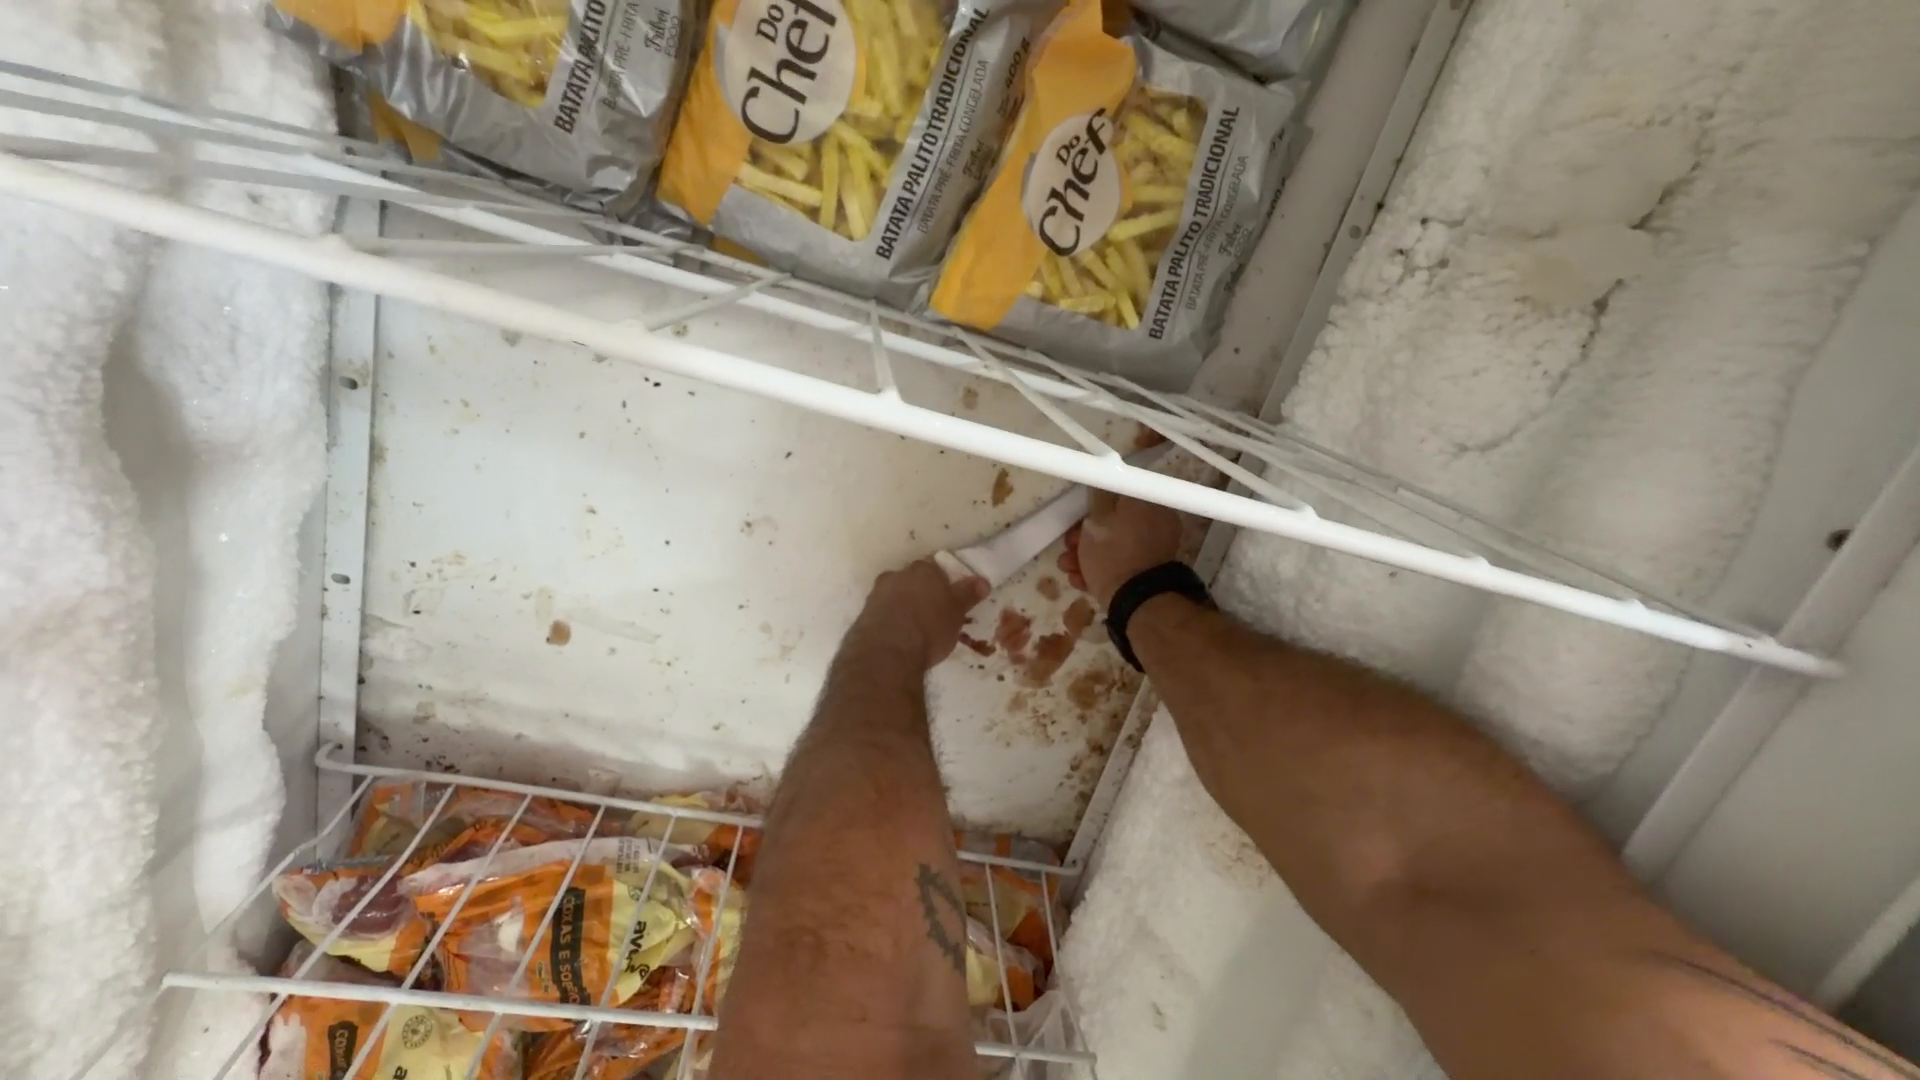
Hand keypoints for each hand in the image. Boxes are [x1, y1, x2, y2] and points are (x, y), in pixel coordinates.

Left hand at [852, 559, 990, 668]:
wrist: (887, 652)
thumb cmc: (929, 628)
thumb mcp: (957, 612)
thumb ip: (968, 594)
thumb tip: (982, 581)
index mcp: (923, 570)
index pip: (936, 568)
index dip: (943, 583)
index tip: (949, 599)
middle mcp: (897, 575)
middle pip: (912, 580)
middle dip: (921, 593)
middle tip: (932, 615)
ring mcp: (877, 594)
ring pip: (895, 595)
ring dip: (903, 607)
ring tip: (914, 631)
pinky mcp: (864, 615)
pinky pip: (882, 613)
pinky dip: (890, 621)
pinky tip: (897, 639)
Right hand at [1061, 491, 1184, 606]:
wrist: (1135, 600)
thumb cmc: (1112, 554)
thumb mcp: (1095, 522)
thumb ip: (1097, 503)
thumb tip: (1099, 493)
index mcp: (1148, 504)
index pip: (1117, 497)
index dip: (1092, 508)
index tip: (1076, 519)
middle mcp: (1157, 524)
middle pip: (1115, 524)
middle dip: (1085, 536)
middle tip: (1068, 545)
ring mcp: (1154, 551)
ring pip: (1115, 546)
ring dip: (1087, 556)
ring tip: (1067, 567)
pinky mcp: (1148, 574)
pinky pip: (1122, 564)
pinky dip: (1101, 570)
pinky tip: (1080, 580)